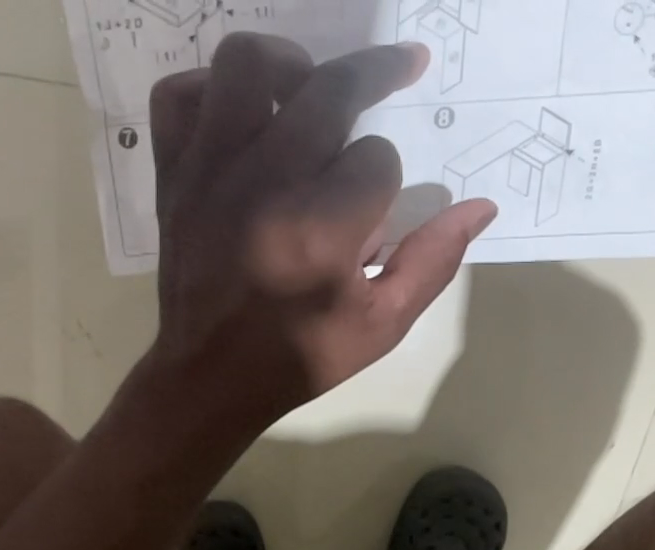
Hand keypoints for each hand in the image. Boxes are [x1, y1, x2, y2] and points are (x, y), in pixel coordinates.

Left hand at [146, 33, 496, 420]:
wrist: (210, 379)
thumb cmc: (300, 357)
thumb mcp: (381, 326)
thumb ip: (432, 262)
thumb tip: (481, 207)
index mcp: (321, 233)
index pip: (377, 157)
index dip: (386, 178)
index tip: (371, 211)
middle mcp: (264, 188)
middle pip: (329, 88)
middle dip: (377, 73)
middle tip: (400, 69)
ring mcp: (209, 177)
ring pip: (247, 66)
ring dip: (290, 64)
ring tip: (309, 92)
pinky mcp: (173, 179)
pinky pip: (178, 98)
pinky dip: (209, 90)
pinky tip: (242, 118)